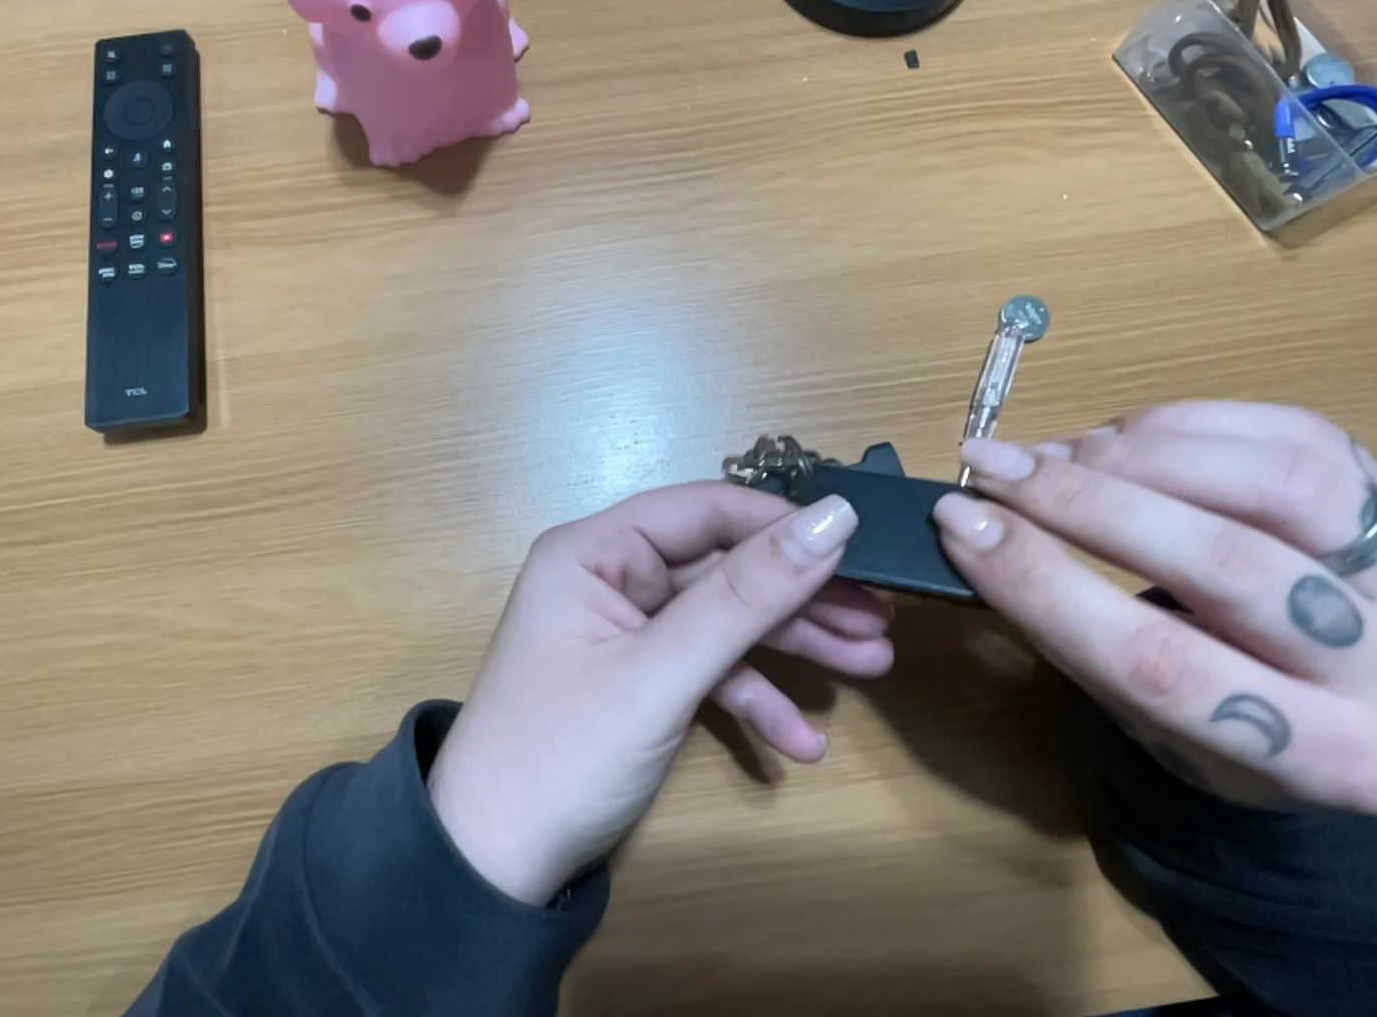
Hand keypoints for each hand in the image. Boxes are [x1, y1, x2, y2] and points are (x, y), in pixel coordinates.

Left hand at [427, 483, 892, 903]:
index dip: (782, 524)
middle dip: (799, 597)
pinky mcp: (637, 677)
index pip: (704, 510)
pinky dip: (750, 699)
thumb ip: (746, 596)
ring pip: (722, 621)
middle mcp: (610, 577)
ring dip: (791, 647)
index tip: (861, 547)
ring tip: (870, 666)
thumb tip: (833, 519)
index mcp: (595, 551)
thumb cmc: (567, 755)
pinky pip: (704, 671)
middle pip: (722, 568)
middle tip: (880, 620)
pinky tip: (797, 745)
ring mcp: (625, 630)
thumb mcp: (662, 672)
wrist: (495, 866)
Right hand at [932, 401, 1376, 813]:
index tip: (959, 522)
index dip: (1043, 582)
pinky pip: (1299, 436)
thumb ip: (1066, 624)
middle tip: (991, 469)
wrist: (1367, 710)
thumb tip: (980, 521)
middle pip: (1225, 566)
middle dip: (1083, 504)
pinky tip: (1116, 437)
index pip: (1158, 663)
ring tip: (1054, 454)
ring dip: (1138, 454)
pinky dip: (1183, 423)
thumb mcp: (1138, 712)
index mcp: (1325, 758)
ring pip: (1280, 486)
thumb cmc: (1222, 725)